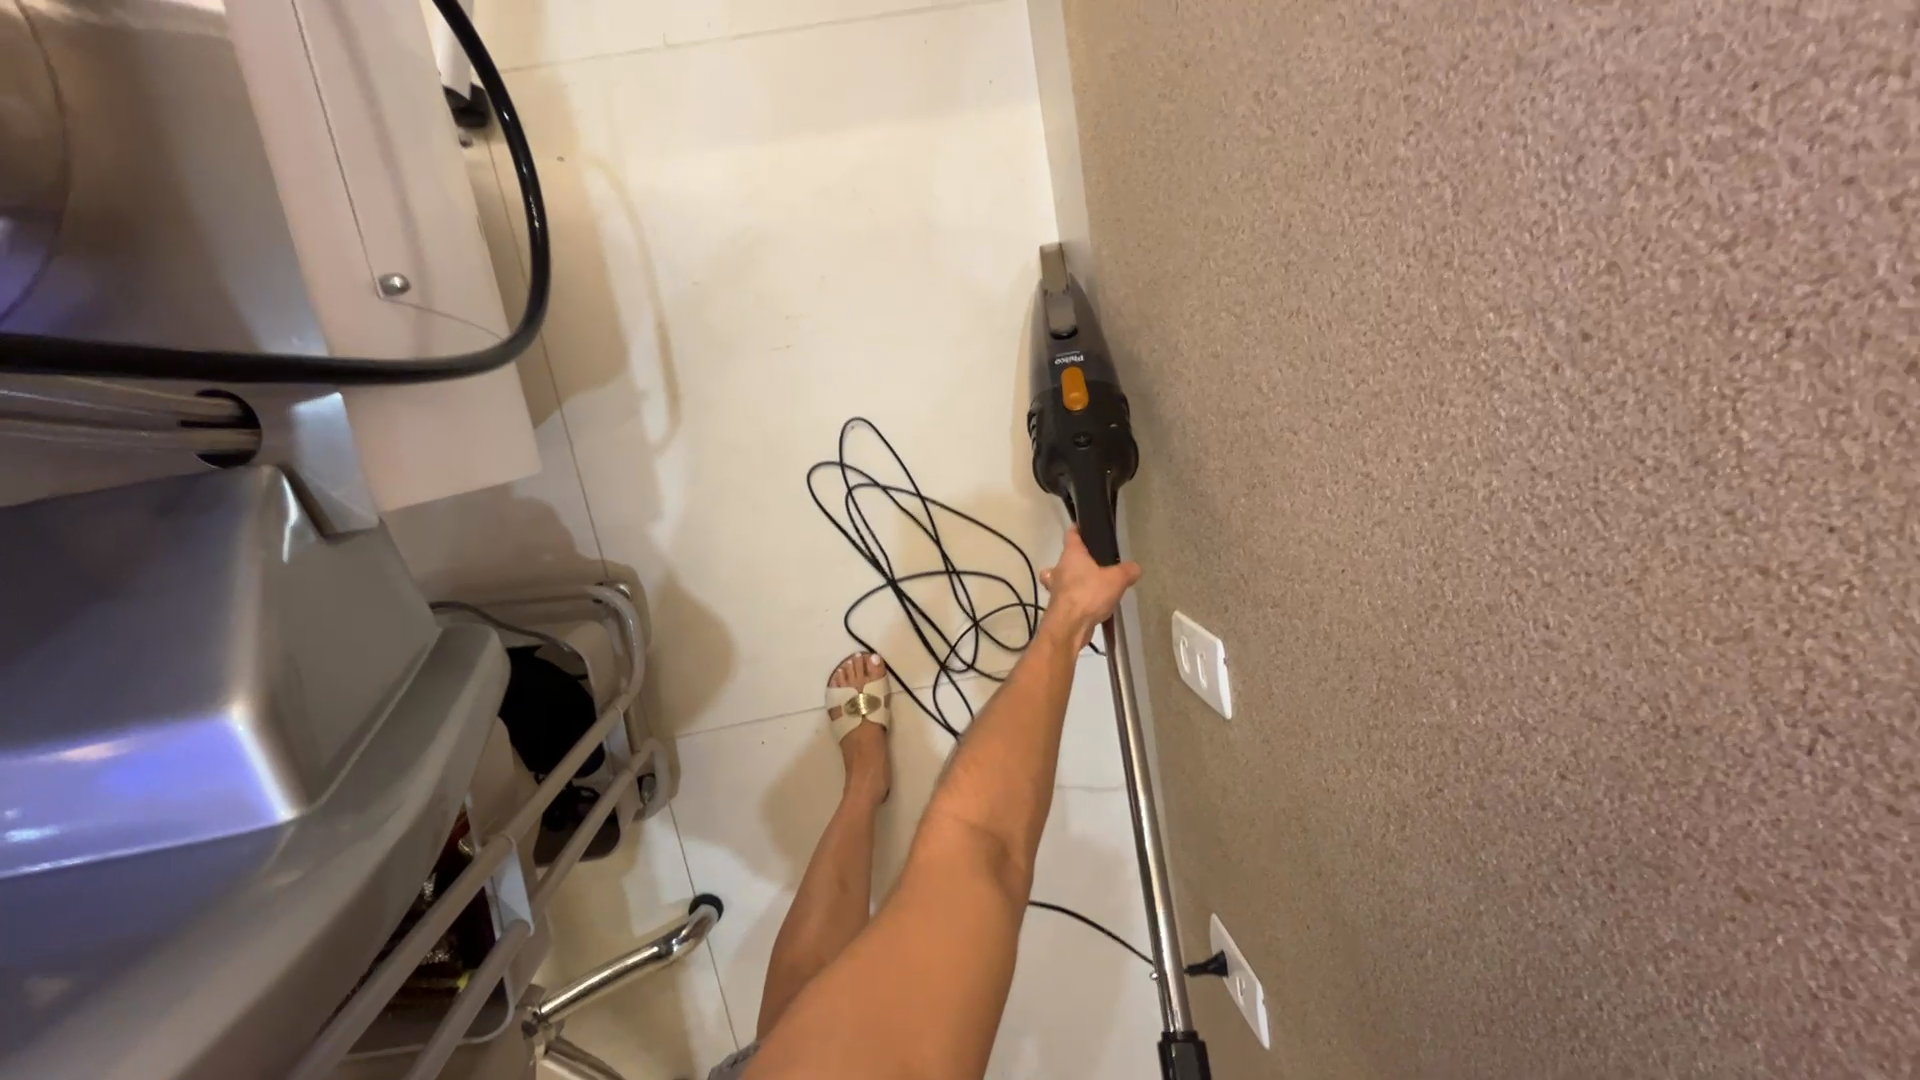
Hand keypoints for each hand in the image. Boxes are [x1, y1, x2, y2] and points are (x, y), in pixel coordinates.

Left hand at [1039, 527, 1141, 644]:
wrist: (1070, 626)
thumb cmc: (1089, 594)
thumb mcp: (1116, 580)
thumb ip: (1127, 571)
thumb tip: (1135, 567)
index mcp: (1071, 555)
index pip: (1071, 534)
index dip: (1078, 529)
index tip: (1084, 527)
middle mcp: (1059, 569)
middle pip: (1064, 559)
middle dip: (1075, 560)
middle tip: (1092, 564)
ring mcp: (1056, 589)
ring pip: (1061, 580)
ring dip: (1072, 581)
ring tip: (1090, 586)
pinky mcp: (1058, 607)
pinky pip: (1067, 598)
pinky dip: (1077, 599)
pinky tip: (1091, 605)